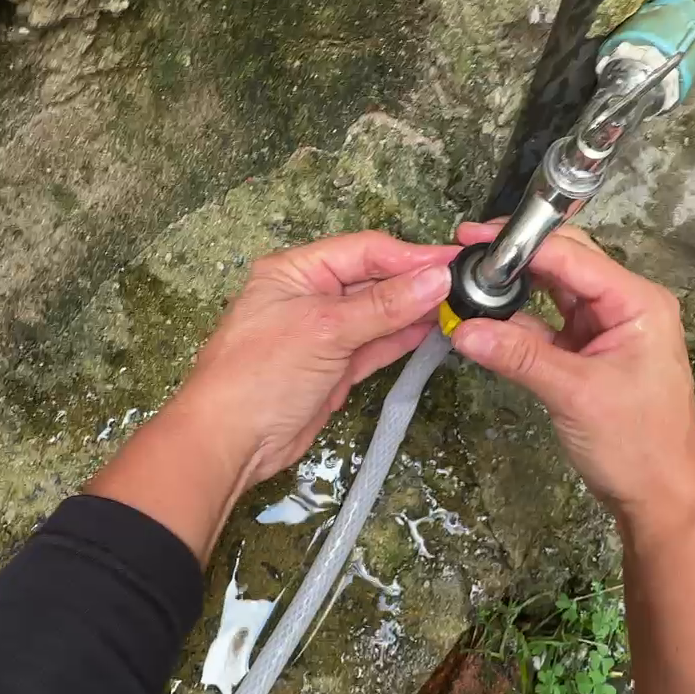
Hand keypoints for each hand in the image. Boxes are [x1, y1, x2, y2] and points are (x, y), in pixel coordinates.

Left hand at [177, 231, 457, 484]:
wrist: (230, 442)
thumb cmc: (263, 374)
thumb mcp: (325, 330)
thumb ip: (383, 306)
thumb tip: (438, 279)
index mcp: (297, 271)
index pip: (363, 251)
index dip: (409, 256)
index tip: (453, 262)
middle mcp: (310, 296)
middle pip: (372, 280)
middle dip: (414, 283)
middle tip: (464, 286)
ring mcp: (323, 334)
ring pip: (377, 315)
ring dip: (413, 311)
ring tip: (457, 307)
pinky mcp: (333, 368)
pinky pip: (373, 345)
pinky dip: (400, 339)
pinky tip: (430, 330)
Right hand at [448, 221, 694, 519]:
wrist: (656, 498)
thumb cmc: (635, 444)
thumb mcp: (574, 394)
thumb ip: (518, 356)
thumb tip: (462, 329)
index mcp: (636, 303)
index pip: (572, 256)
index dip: (521, 243)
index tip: (472, 239)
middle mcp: (623, 306)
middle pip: (564, 264)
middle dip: (516, 257)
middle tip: (465, 254)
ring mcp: (604, 329)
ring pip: (553, 292)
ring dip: (514, 288)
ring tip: (469, 280)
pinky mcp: (587, 353)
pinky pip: (546, 326)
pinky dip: (517, 324)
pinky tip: (485, 319)